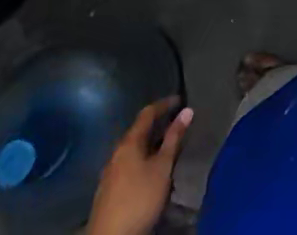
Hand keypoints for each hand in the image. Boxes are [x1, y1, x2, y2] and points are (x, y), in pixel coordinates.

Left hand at [86, 98, 191, 234]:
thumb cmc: (140, 197)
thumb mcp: (163, 166)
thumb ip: (174, 138)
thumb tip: (187, 111)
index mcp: (128, 144)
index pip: (146, 114)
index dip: (164, 104)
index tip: (181, 99)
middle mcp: (116, 154)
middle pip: (137, 131)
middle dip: (157, 123)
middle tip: (177, 120)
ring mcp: (110, 173)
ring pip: (133, 148)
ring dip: (150, 141)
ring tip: (168, 142)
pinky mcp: (109, 188)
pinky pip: (128, 162)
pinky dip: (143, 155)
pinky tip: (152, 165)